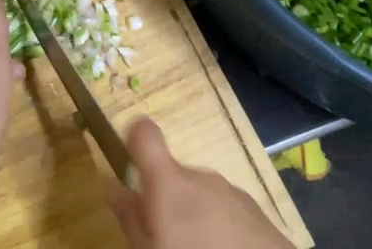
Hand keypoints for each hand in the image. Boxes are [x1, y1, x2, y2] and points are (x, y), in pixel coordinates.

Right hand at [104, 118, 292, 248]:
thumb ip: (129, 216)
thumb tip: (109, 183)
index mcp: (169, 183)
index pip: (144, 133)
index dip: (135, 139)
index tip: (131, 164)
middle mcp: (201, 177)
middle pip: (174, 175)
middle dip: (168, 201)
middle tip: (168, 239)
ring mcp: (234, 194)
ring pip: (203, 196)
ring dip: (197, 216)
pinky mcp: (261, 215)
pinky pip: (230, 212)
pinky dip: (224, 229)